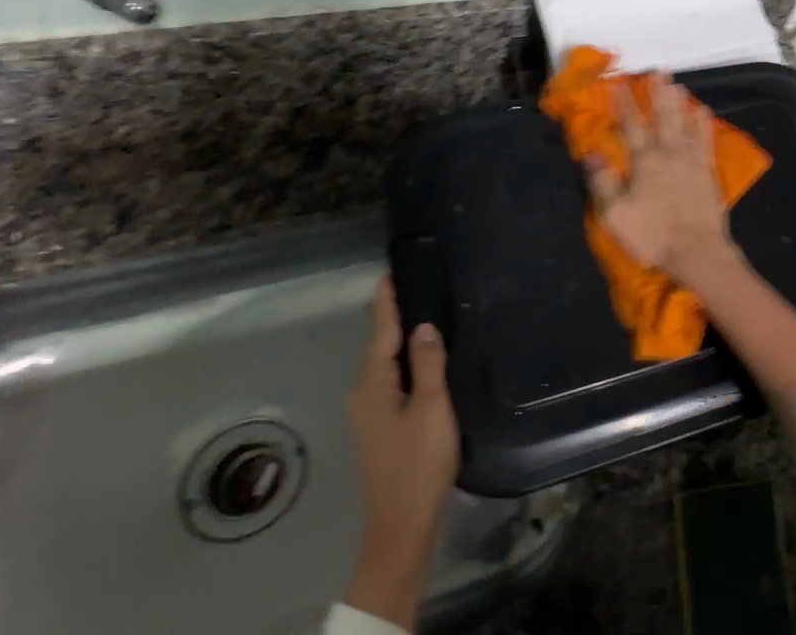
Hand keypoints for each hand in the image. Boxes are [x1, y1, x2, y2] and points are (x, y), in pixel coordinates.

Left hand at [343, 278, 459, 627]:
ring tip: (429, 320)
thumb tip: (423, 327)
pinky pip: (393, 385)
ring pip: (388, 368)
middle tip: (421, 289)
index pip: (382, 332)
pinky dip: (407, 368)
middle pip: (381, 348)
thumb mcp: (432, 408)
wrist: (402, 521)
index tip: (390, 273)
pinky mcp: (380, 429)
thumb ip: (429, 364)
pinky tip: (426, 364)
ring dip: (404, 345)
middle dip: (397, 320)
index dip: (388, 303)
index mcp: (373, 385)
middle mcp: (363, 395)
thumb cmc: (419, 461)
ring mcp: (368, 415)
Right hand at [587, 74, 735, 279]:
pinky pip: (706, 141)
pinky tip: (703, 113)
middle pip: (663, 117)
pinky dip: (704, 124)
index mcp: (644, 162)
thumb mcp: (615, 213)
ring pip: (686, 124)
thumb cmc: (652, 235)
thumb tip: (591, 154)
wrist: (697, 251)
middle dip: (658, 94)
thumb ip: (602, 182)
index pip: (631, 126)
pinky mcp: (709, 172)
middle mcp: (669, 154)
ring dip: (681, 103)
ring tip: (678, 85)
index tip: (619, 83)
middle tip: (657, 72)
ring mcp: (692, 161)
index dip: (624, 104)